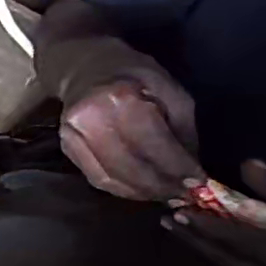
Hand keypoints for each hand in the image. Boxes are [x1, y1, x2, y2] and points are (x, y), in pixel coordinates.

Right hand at [49, 35, 202, 201]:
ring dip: (139, 192)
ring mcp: (72, 137)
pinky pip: (94, 177)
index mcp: (120, 100)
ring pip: (108, 177)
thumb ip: (181, 130)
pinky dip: (119, 188)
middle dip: (159, 186)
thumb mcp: (170, 91)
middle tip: (184, 197)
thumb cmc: (133, 75)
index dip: (177, 168)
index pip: (152, 145)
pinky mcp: (66, 148)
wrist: (83, 69)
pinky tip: (139, 190)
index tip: (200, 184)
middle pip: (127, 167)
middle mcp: (90, 122)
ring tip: (164, 196)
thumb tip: (192, 168)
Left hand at [166, 160, 265, 265]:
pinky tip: (219, 248)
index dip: (207, 221)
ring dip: (211, 249)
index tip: (177, 204)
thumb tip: (247, 167)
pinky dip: (235, 262)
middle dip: (197, 237)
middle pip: (230, 260)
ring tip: (182, 228)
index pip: (241, 241)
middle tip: (167, 216)